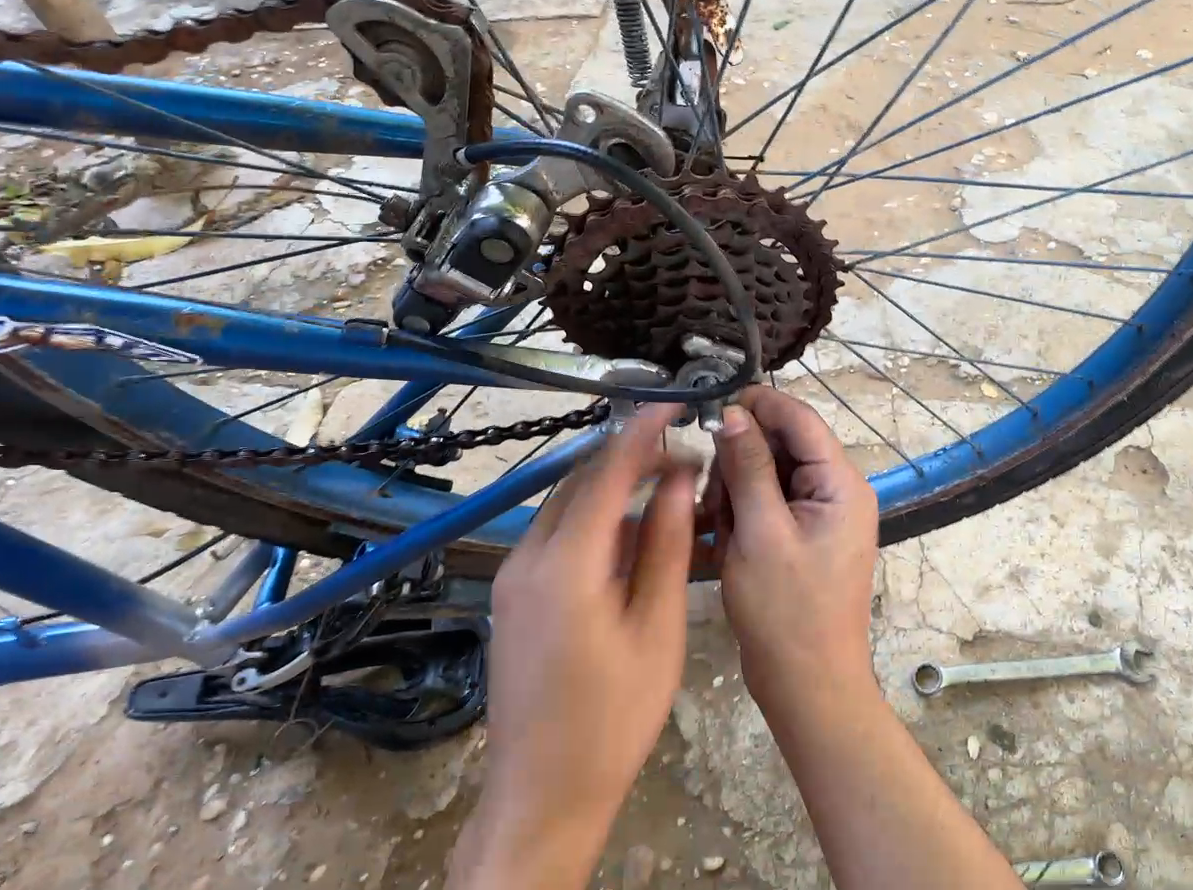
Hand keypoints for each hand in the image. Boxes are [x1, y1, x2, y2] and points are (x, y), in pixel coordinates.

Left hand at [453, 403, 695, 889]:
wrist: (544, 790)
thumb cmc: (614, 716)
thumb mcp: (656, 628)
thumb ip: (664, 546)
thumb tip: (678, 480)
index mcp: (565, 564)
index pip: (605, 474)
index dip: (640, 433)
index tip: (672, 403)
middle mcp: (527, 559)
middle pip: (579, 484)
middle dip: (628, 458)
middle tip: (680, 450)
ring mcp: (513, 579)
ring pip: (565, 509)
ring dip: (611, 490)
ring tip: (663, 487)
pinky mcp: (512, 598)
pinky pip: (555, 538)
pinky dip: (593, 522)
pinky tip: (629, 536)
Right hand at [701, 386, 879, 716]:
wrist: (807, 684)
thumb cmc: (786, 611)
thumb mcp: (760, 532)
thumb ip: (748, 467)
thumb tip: (734, 412)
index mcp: (840, 484)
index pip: (801, 420)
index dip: (759, 405)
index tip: (712, 405)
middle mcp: (837, 492)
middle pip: (782, 446)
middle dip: (741, 463)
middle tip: (712, 499)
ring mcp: (820, 516)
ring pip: (769, 475)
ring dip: (736, 493)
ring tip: (718, 530)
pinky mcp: (802, 537)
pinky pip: (768, 505)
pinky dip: (742, 516)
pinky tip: (723, 543)